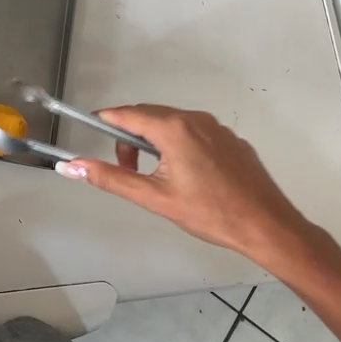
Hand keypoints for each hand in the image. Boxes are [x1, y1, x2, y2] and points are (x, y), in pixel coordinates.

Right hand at [57, 104, 319, 269]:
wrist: (268, 227)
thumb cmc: (210, 213)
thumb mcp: (154, 198)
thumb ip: (110, 178)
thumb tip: (71, 166)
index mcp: (173, 128)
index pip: (126, 114)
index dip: (104, 121)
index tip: (91, 133)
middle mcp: (195, 119)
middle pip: (148, 115)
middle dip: (129, 136)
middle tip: (127, 169)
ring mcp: (217, 128)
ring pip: (172, 123)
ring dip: (154, 140)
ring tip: (156, 175)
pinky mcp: (232, 140)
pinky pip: (194, 132)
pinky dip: (178, 144)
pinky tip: (186, 175)